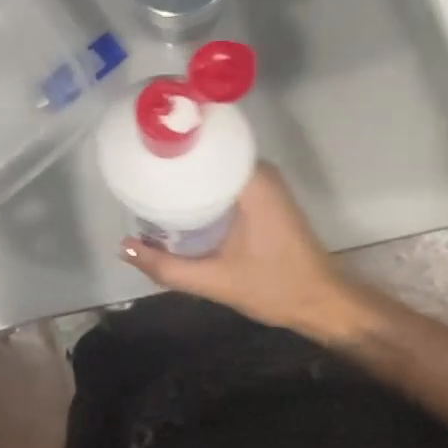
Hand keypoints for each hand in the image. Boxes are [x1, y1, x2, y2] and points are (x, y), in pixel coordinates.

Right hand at [120, 163, 369, 342]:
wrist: (323, 306)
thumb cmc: (276, 288)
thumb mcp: (215, 281)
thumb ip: (167, 266)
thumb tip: (124, 247)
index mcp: (251, 181)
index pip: (206, 142)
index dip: (173, 141)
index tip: (143, 144)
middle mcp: (259, 172)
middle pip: (208, 151)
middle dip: (175, 155)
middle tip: (139, 160)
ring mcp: (263, 182)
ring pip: (215, 164)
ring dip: (188, 170)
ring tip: (152, 173)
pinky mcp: (263, 195)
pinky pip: (224, 177)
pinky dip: (201, 183)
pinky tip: (177, 195)